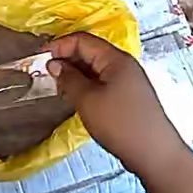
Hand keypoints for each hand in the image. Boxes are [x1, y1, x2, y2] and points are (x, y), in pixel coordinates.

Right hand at [45, 33, 191, 177]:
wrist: (153, 152)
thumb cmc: (119, 123)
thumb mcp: (88, 100)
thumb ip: (69, 79)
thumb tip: (55, 64)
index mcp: (115, 59)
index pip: (83, 40)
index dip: (59, 45)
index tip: (39, 57)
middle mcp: (123, 64)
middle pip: (90, 51)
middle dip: (66, 58)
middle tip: (45, 73)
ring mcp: (127, 80)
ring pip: (95, 68)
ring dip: (75, 73)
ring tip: (57, 85)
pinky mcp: (128, 96)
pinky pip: (102, 81)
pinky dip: (86, 85)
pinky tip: (75, 96)